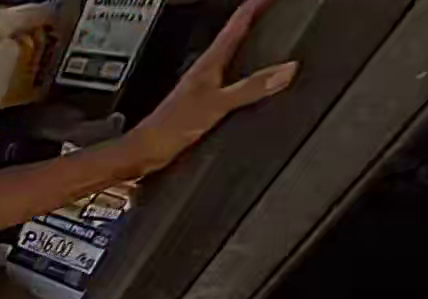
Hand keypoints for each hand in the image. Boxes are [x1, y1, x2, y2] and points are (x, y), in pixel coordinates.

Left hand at [120, 0, 297, 174]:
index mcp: (208, 63)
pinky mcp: (194, 108)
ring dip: (243, 49)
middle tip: (273, 11)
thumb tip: (285, 70)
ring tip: (263, 41)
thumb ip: (250, 88)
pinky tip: (241, 86)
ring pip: (226, 61)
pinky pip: (222, 85)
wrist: (142, 153)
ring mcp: (197, 90)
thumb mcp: (216, 105)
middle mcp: (202, 72)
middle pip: (233, 38)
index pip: (238, 21)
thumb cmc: (167, 129)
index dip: (258, 3)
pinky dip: (236, 79)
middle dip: (254, 21)